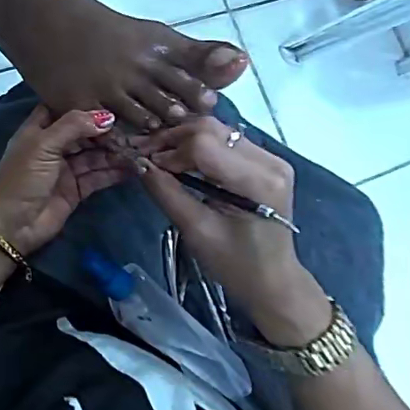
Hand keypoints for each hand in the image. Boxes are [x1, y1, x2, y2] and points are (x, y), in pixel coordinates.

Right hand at [0, 0, 250, 130]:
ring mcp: (108, 86)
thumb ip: (194, 52)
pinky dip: (122, 141)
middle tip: (191, 138)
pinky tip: (130, 149)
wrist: (40, 16)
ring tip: (166, 146)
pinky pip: (107, 130)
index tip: (209, 112)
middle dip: (184, 122)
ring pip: (145, 119)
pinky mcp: (80, 102)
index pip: (194, 76)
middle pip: (173, 101)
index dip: (203, 98)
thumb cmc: (94, 25)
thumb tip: (242, 62)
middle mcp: (136, 65)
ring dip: (157, 133)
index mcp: (155, 44)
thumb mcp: (149, 33)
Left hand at [0, 106, 130, 255]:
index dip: (85, 105)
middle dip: (106, 131)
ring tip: (139, 147)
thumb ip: (73, 126)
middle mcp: (53, 147)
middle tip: (134, 127)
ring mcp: (65, 168)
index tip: (112, 99)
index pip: (63, 109)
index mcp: (38, 130)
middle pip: (84, 133)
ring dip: (115, 151)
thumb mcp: (43, 145)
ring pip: (95, 155)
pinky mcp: (76, 189)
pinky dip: (115, 171)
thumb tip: (105, 117)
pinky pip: (99, 176)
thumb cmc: (22, 179)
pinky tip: (134, 166)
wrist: (12, 225)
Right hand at [132, 118, 331, 344]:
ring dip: (183, 140)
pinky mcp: (264, 161)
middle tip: (145, 155)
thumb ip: (167, 192)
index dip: (169, 150)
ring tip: (158, 157)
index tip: (145, 165)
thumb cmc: (235, 264)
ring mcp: (270, 158)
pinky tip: (179, 159)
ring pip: (216, 130)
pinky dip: (197, 145)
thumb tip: (137, 162)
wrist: (273, 281)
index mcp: (258, 181)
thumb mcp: (196, 230)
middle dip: (173, 139)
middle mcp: (270, 161)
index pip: (204, 145)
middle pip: (211, 129)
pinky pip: (225, 140)